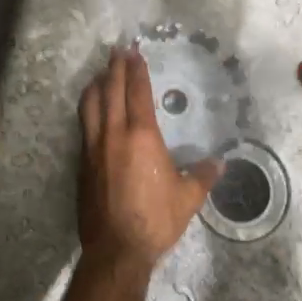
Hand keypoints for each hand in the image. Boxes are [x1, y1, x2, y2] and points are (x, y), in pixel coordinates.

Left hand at [76, 47, 220, 274]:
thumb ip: (203, 176)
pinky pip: (84, 125)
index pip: (137, 93)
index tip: (134, 53)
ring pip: (90, 105)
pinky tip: (92, 110)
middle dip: (114, 68)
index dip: (136, 70)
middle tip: (117, 51)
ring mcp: (93, 148)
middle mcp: (114, 134)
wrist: (116, 249)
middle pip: (111, 91)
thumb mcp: (188, 198)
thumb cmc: (155, 219)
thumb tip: (219, 163)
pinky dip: (88, 109)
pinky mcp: (82, 164)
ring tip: (101, 74)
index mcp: (142, 136)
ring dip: (96, 85)